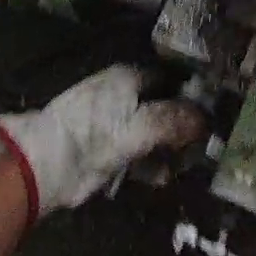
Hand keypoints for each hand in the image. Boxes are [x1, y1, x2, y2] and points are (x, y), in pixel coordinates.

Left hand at [0, 65, 203, 223]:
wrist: (44, 166)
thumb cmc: (93, 137)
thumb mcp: (138, 128)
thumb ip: (173, 122)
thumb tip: (206, 119)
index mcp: (129, 78)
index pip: (170, 80)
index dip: (191, 96)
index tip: (211, 116)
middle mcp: (122, 93)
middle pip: (162, 106)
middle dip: (181, 127)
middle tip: (201, 148)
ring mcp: (112, 120)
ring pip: (150, 130)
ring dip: (167, 149)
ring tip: (184, 167)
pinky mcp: (104, 146)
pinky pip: (136, 150)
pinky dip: (149, 163)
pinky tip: (162, 178)